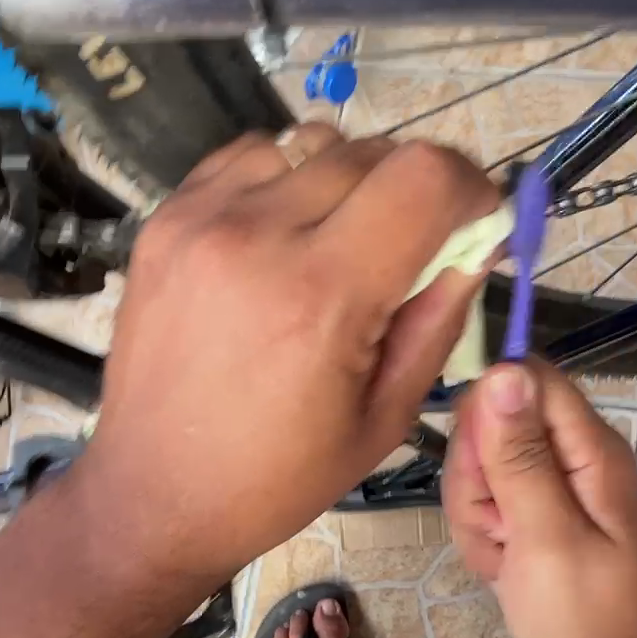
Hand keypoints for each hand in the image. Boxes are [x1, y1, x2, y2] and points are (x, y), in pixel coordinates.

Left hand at [75, 125, 499, 583]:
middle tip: (419, 246)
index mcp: (322, 295)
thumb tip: (475, 250)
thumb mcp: (385, 418)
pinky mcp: (166, 218)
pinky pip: (253, 157)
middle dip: (418, 190)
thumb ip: (438, 322)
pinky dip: (291, 179)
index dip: (472, 187)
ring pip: (313, 144)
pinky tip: (289, 236)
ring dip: (354, 182)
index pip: (424, 179)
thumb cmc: (279, 476)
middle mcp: (258, 235)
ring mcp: (202, 218)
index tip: (479, 220)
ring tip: (348, 242)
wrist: (157, 492)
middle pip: (374, 153)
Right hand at [443, 360, 636, 637]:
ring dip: (476, 515)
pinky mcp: (529, 511)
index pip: (527, 379)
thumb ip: (521, 456)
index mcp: (589, 449)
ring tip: (505, 559)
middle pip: (492, 422)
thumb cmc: (584, 620)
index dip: (487, 411)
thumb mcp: (547, 537)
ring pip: (478, 465)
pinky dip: (482, 536)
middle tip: (499, 531)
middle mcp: (570, 454)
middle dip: (477, 480)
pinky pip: (481, 501)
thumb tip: (503, 370)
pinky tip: (503, 568)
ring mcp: (548, 484)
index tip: (477, 466)